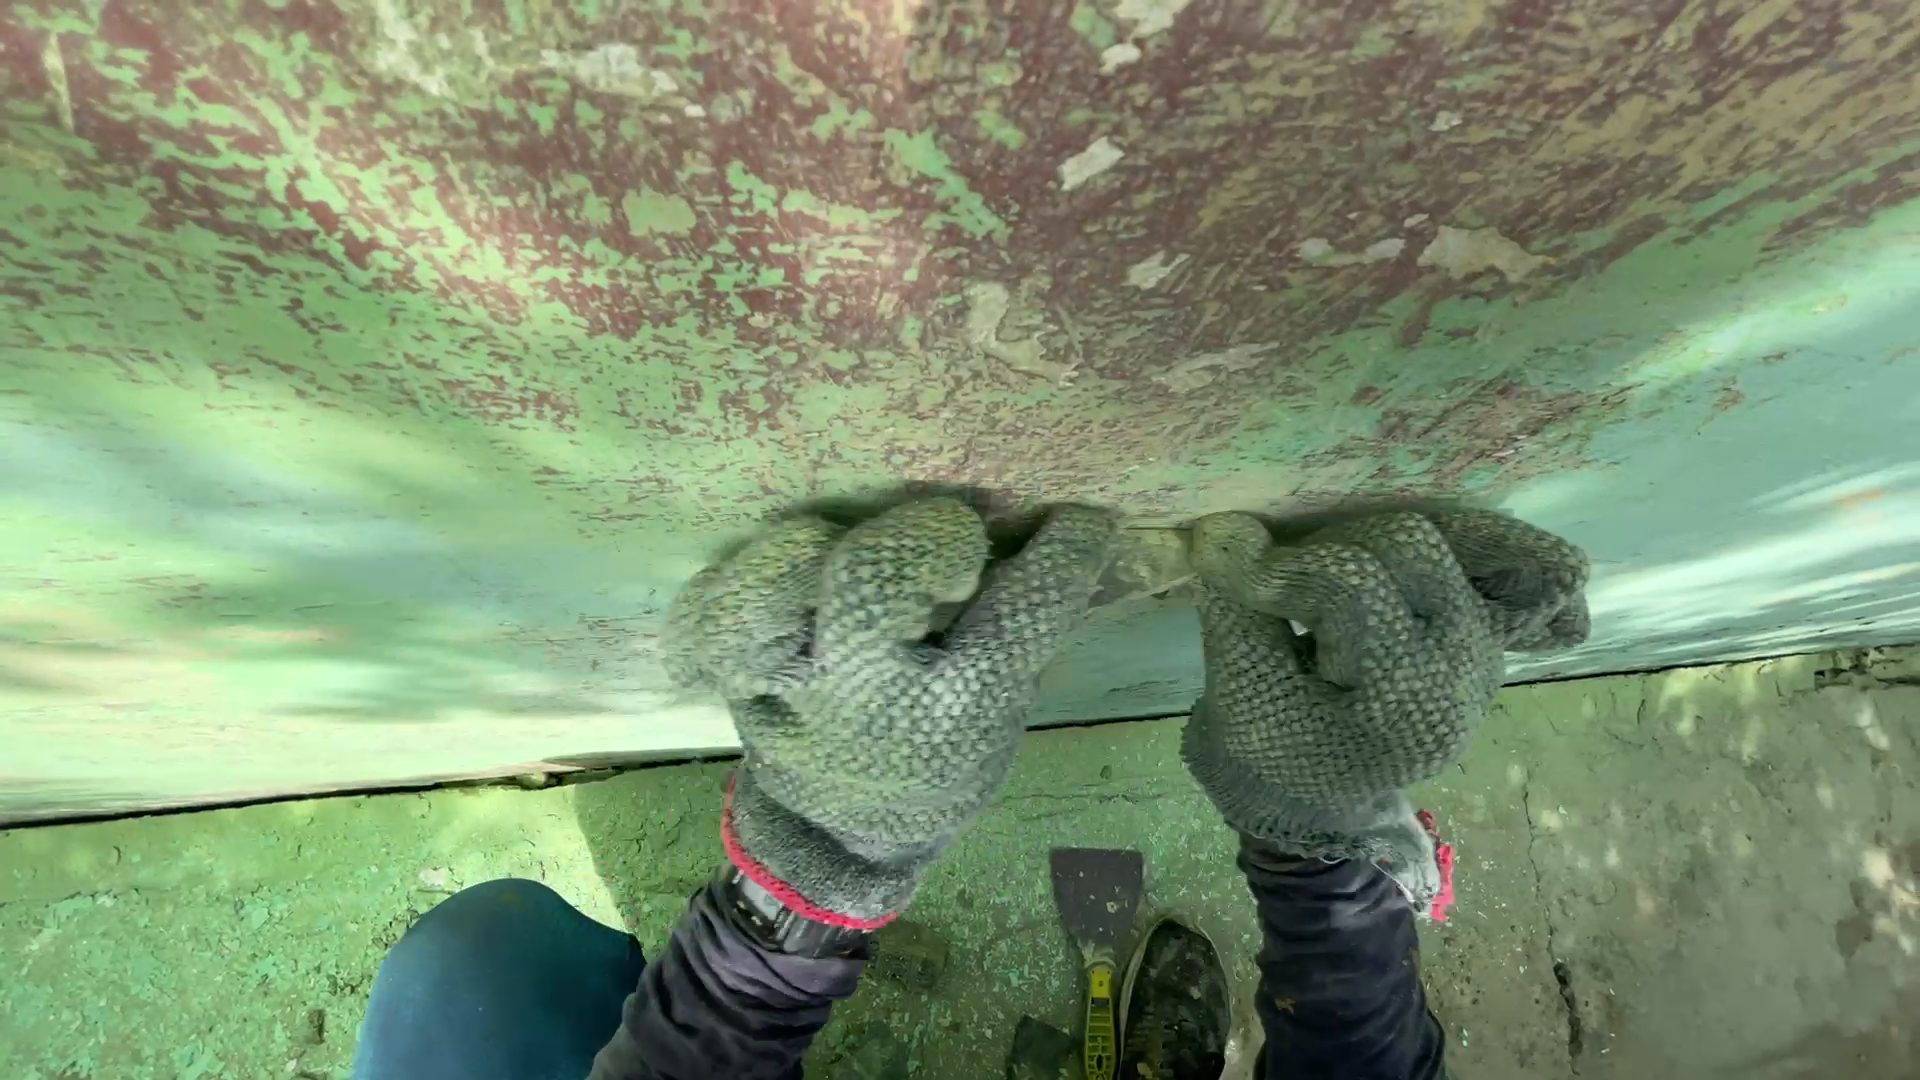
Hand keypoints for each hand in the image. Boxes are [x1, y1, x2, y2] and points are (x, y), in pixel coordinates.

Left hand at [666, 499, 1119, 926]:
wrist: (840, 837)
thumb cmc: (940, 767)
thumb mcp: (1001, 718)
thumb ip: (1018, 635)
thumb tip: (1043, 541)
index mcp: (955, 712)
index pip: (1023, 612)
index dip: (1065, 551)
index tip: (1081, 521)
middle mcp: (867, 693)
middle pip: (876, 580)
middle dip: (926, 538)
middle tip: (953, 539)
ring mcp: (786, 684)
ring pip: (774, 582)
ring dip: (813, 551)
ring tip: (843, 554)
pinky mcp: (734, 678)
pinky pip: (709, 612)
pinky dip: (735, 585)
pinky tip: (777, 584)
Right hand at [1182, 509, 1586, 911]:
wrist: (1309, 794)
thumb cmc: (1268, 752)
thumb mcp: (1238, 692)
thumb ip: (1235, 609)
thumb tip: (1225, 531)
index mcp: (1405, 697)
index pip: (1349, 585)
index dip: (1272, 566)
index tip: (1214, 562)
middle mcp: (1464, 663)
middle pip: (1410, 545)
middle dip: (1324, 547)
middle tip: (1274, 576)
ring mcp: (1484, 644)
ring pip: (1457, 536)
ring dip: (1376, 538)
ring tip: (1325, 560)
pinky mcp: (1481, 631)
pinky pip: (1517, 573)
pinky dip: (1485, 550)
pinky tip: (1429, 557)